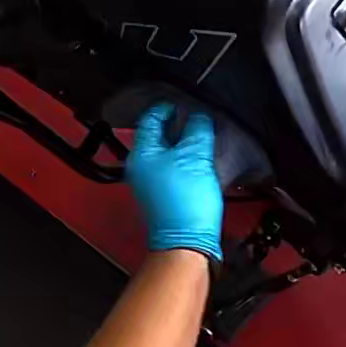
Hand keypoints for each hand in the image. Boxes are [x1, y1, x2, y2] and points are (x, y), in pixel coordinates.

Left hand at [126, 103, 222, 260]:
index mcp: (142, 154)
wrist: (187, 243)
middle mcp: (142, 168)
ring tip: (203, 137)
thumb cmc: (186, 203)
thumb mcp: (195, 157)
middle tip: (198, 118)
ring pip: (168, 153)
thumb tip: (199, 116)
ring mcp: (151, 183)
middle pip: (159, 135)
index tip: (185, 103)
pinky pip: (174, 169)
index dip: (169, 107)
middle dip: (179, 125)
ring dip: (184, 143)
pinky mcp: (164, 196)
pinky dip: (187, 161)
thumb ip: (196, 130)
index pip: (151, 118)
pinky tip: (202, 161)